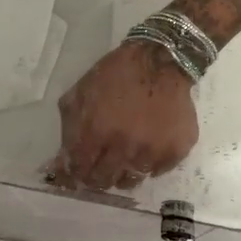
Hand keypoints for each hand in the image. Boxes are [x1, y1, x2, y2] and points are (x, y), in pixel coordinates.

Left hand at [48, 40, 197, 190]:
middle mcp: (123, 146)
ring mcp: (153, 150)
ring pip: (132, 179)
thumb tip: (63, 161)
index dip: (76, 173)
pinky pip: (159, 170)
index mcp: (94, 132)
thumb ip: (68, 130)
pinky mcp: (177, 149)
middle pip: (105, 179)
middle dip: (96, 178)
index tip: (78, 172)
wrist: (158, 61)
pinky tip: (144, 152)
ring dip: (123, 174)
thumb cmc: (111, 76)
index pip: (80, 169)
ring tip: (121, 162)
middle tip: (98, 171)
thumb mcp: (76, 96)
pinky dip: (149, 166)